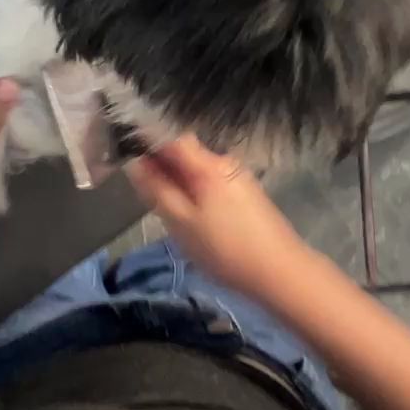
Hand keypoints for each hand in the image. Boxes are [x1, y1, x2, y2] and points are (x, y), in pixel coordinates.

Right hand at [124, 136, 315, 297]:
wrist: (280, 272)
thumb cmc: (225, 249)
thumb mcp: (181, 223)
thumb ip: (157, 190)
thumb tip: (135, 162)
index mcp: (208, 165)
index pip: (171, 138)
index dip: (147, 143)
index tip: (129, 160)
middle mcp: (226, 163)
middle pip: (186, 153)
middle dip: (163, 167)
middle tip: (146, 194)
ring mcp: (240, 179)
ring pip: (200, 171)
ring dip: (180, 183)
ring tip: (169, 212)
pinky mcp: (249, 196)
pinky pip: (214, 185)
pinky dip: (198, 194)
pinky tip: (196, 220)